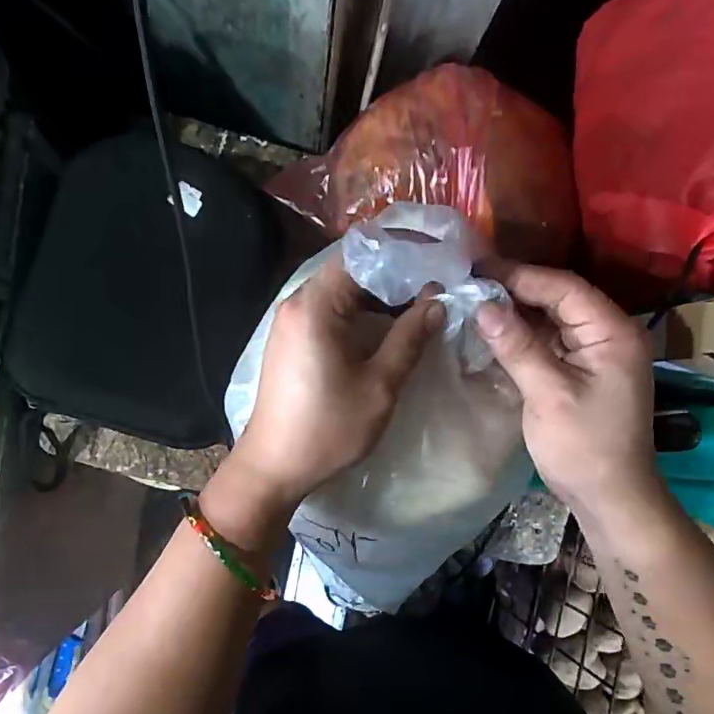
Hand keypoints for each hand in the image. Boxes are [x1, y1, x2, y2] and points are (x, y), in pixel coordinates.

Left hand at [227, 257, 443, 517]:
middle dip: (397, 270)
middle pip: (352, 267)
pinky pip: (331, 311)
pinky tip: (390, 325)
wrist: (274, 467)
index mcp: (316, 305)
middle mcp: (298, 302)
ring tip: (424, 300)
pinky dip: (361, 311)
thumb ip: (410, 338)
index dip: (404, 247)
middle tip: (440, 278)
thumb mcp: (379, 386)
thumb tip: (438, 302)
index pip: (363, 251)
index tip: (440, 253)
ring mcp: (291, 321)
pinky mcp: (291, 340)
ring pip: (343, 290)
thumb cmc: (327, 429)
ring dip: (381, 293)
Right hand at [474, 263, 663, 520]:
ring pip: (552, 322)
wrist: (609, 496)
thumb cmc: (584, 447)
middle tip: (469, 284)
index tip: (477, 268)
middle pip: (559, 300)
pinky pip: (549, 345)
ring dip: (516, 314)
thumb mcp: (548, 394)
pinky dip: (522, 339)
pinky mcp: (581, 375)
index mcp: (612, 332)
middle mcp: (608, 336)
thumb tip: (482, 307)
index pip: (564, 288)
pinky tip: (492, 336)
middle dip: (515, 291)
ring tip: (474, 305)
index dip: (520, 275)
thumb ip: (517, 347)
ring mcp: (595, 356)